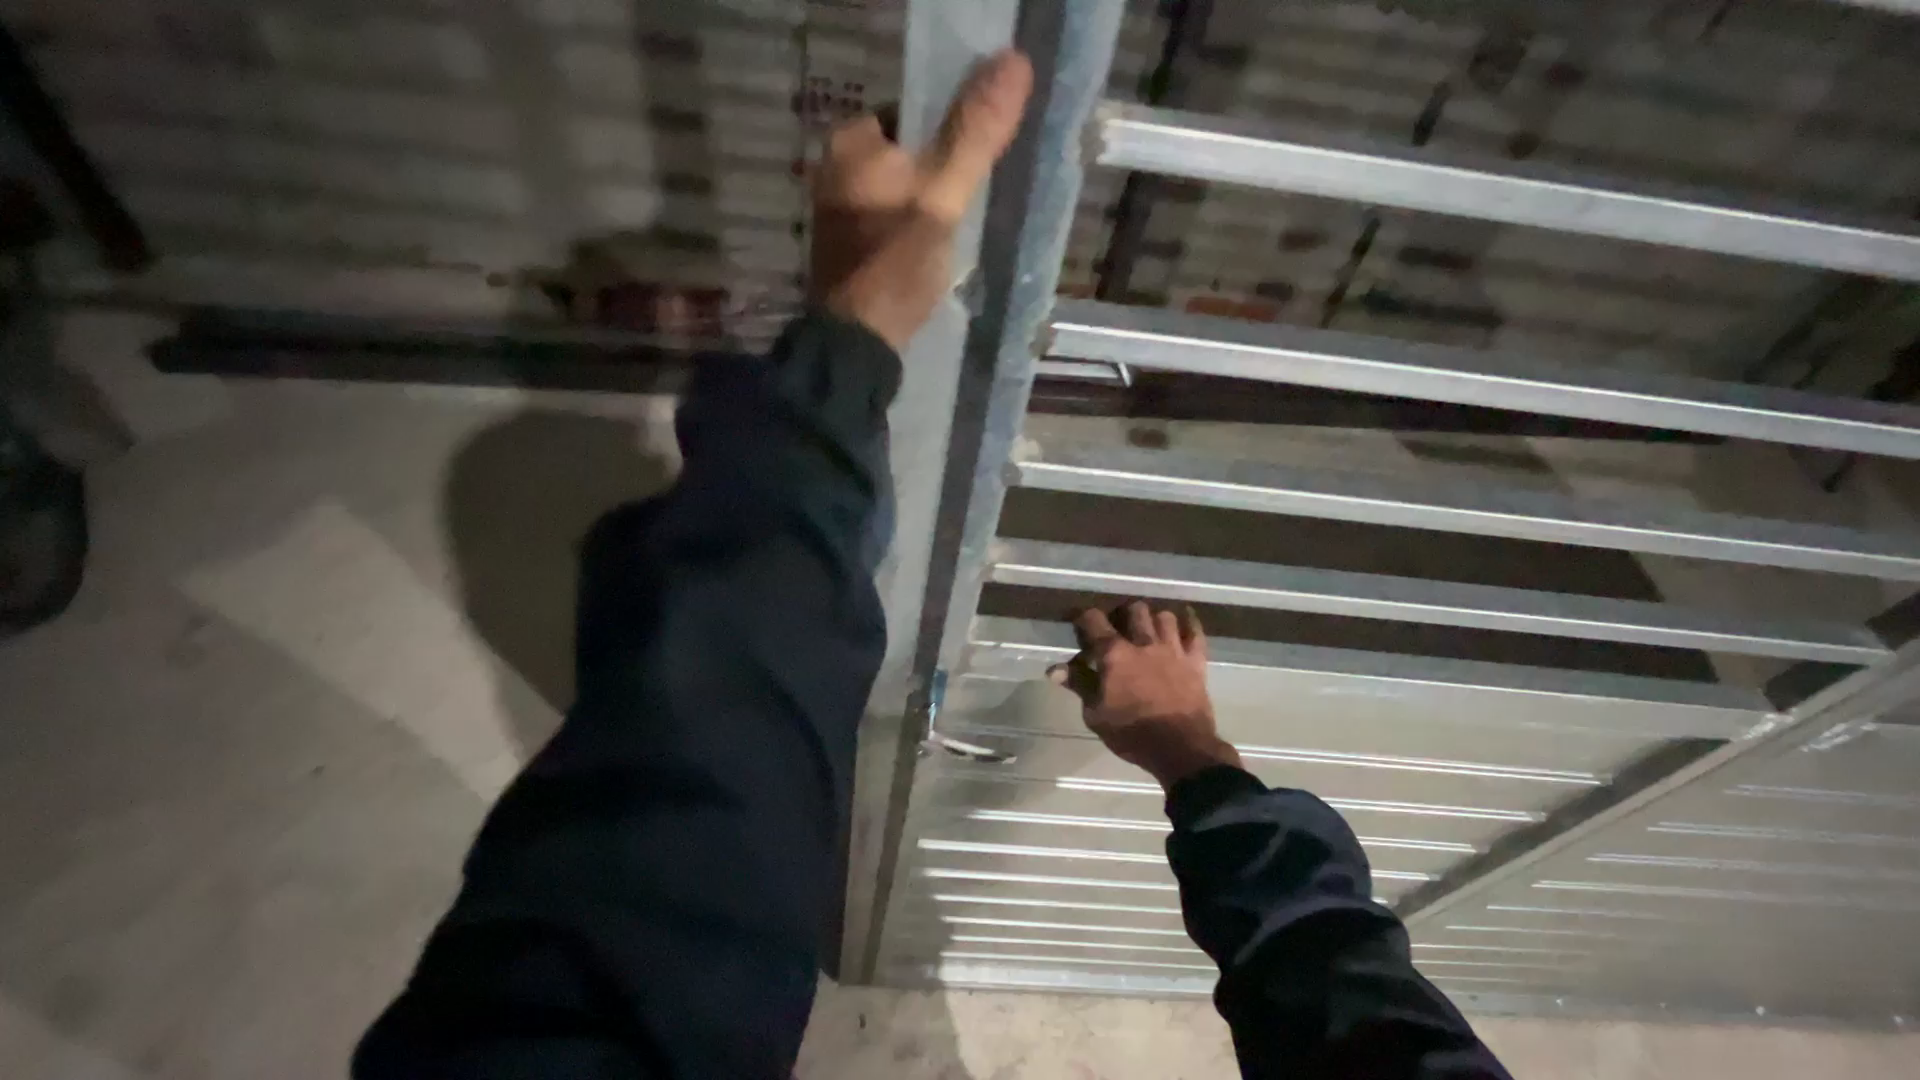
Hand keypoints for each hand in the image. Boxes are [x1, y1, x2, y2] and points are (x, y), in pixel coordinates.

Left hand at [810, 49, 1033, 350]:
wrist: (857, 345)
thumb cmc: (895, 266)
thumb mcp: (942, 196)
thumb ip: (974, 134)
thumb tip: (1014, 63)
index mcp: (850, 145)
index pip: (914, 113)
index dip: (952, 131)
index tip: (981, 159)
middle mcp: (835, 171)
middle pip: (909, 154)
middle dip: (944, 173)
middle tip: (976, 199)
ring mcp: (838, 214)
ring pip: (901, 191)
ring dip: (932, 205)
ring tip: (963, 227)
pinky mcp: (847, 249)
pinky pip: (892, 222)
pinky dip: (915, 230)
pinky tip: (936, 254)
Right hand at [1049, 602, 1241, 791]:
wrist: (1180, 749)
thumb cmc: (1131, 733)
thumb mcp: (1095, 714)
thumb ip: (1079, 684)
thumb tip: (1054, 670)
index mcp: (1114, 654)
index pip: (1093, 619)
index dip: (1084, 618)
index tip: (1080, 624)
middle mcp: (1143, 642)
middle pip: (1133, 609)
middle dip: (1123, 614)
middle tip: (1118, 628)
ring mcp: (1173, 649)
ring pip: (1164, 616)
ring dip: (1153, 619)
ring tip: (1149, 630)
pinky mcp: (1196, 660)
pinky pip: (1195, 631)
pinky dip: (1190, 622)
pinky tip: (1185, 618)